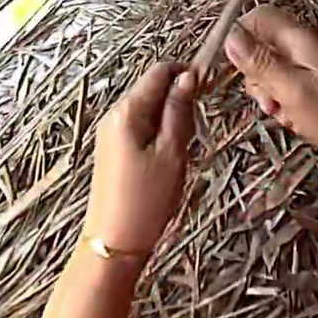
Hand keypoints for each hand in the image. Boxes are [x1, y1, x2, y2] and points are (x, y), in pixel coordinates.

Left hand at [86, 62, 197, 254]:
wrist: (113, 247)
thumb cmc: (146, 201)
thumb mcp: (172, 152)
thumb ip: (179, 110)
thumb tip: (188, 77)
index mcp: (127, 111)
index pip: (160, 71)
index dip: (185, 73)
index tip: (207, 88)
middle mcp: (114, 114)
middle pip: (153, 87)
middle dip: (178, 100)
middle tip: (193, 131)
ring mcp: (110, 131)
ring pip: (149, 107)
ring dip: (169, 118)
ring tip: (180, 150)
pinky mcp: (111, 147)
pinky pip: (140, 125)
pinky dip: (157, 132)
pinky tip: (165, 158)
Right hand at [225, 5, 317, 160]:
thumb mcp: (291, 90)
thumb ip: (260, 63)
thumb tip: (230, 36)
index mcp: (296, 39)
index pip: (258, 17)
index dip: (240, 36)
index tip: (235, 66)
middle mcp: (298, 46)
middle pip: (257, 46)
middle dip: (255, 75)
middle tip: (270, 99)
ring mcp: (301, 65)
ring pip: (265, 70)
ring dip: (266, 93)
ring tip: (283, 111)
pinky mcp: (304, 83)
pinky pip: (277, 87)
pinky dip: (278, 102)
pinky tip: (291, 117)